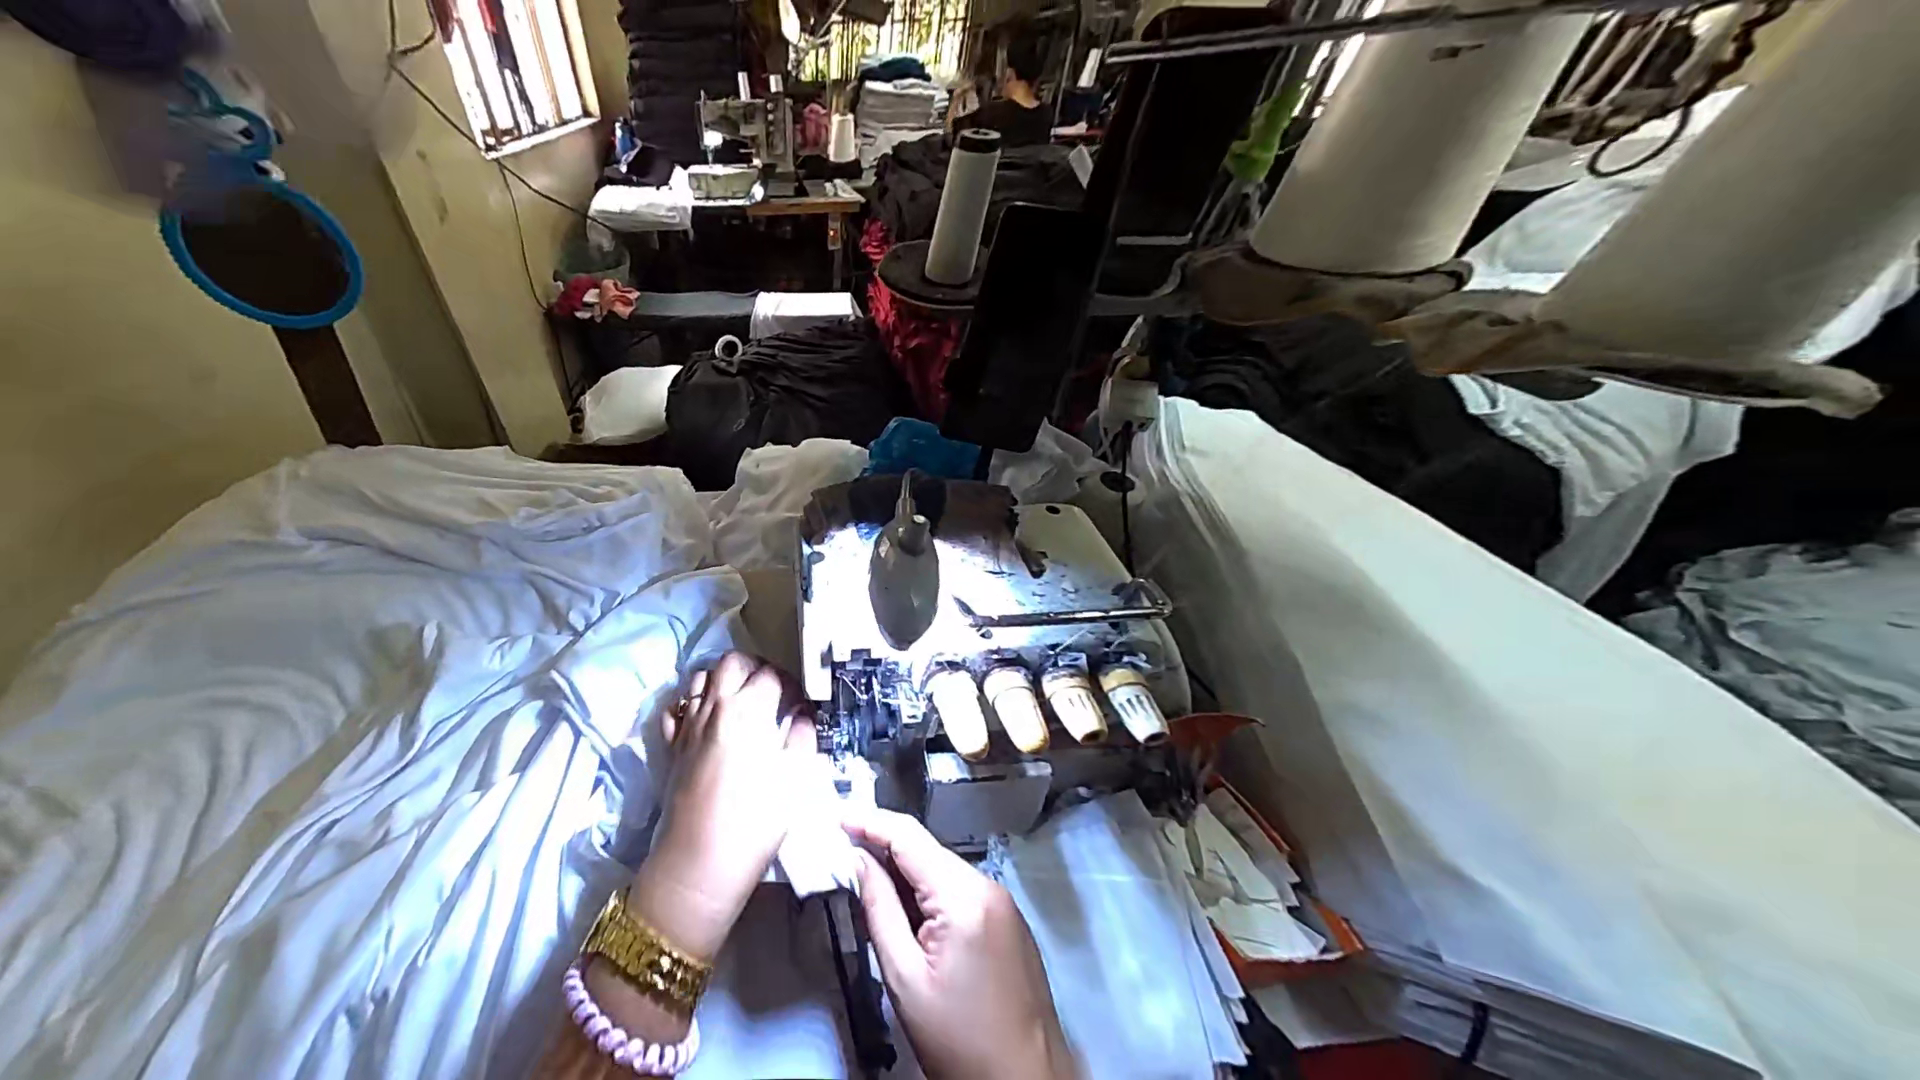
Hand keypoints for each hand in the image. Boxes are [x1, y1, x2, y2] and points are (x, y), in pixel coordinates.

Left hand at [635, 651, 815, 959]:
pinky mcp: (671, 746)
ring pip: (700, 677)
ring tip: (741, 699)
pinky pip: (677, 708)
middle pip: (733, 662)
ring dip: (723, 679)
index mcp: (749, 711)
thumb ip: (802, 737)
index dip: (790, 684)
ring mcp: (688, 725)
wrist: (700, 863)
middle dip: (756, 668)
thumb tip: (801, 717)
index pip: (772, 675)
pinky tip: (707, 718)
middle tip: (771, 690)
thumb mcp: (796, 777)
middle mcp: (714, 708)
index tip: (799, 702)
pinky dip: (692, 703)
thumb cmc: (756, 821)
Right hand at [844, 808, 1075, 1079]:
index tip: (838, 815)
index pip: (910, 837)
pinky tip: (906, 908)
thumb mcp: (904, 978)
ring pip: (942, 869)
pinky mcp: (1007, 918)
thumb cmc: (957, 1039)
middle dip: (885, 847)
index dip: (871, 822)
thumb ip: (879, 909)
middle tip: (844, 849)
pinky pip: (959, 889)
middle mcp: (987, 885)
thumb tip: (860, 861)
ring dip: (905, 872)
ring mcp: (1001, 901)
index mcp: (963, 894)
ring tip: (866, 879)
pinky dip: (929, 890)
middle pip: (927, 851)